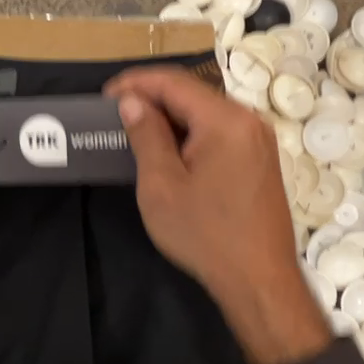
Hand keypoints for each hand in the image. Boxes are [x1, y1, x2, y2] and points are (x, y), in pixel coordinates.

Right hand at [105, 66, 331, 363]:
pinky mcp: (260, 159)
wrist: (258, 281)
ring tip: (135, 133)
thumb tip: (132, 102)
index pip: (173, 82)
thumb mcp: (161, 185)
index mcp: (225, 120)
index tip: (103, 97)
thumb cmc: (204, 234)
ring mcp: (259, 140)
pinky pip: (220, 132)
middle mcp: (248, 120)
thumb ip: (146, 135)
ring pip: (206, 113)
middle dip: (151, 99)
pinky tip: (169, 152)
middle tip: (115, 116)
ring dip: (170, 117)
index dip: (135, 83)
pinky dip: (190, 134)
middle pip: (192, 94)